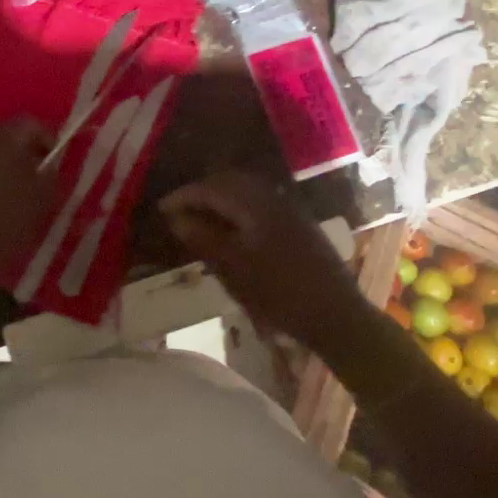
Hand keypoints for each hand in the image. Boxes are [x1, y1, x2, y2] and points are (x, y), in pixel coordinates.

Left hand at [0, 118, 58, 292]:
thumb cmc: (10, 218)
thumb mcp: (45, 197)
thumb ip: (53, 174)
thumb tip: (52, 165)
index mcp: (5, 137)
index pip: (32, 124)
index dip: (50, 139)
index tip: (59, 160)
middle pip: (10, 136)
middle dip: (28, 151)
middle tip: (42, 174)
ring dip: (8, 165)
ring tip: (22, 190)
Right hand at [160, 171, 366, 350]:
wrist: (336, 315)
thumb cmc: (280, 293)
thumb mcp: (234, 269)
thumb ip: (203, 238)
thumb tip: (176, 218)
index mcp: (254, 204)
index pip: (210, 188)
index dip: (183, 196)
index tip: (161, 209)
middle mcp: (271, 197)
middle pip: (229, 183)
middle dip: (201, 193)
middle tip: (179, 212)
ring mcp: (288, 209)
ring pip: (245, 192)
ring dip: (220, 200)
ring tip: (201, 221)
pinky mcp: (297, 224)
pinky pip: (258, 204)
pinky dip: (238, 210)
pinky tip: (231, 231)